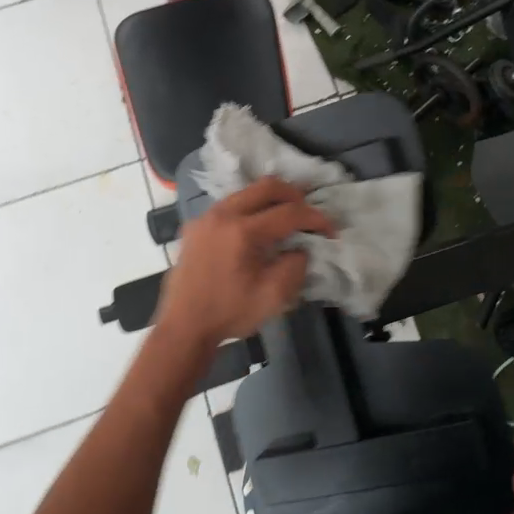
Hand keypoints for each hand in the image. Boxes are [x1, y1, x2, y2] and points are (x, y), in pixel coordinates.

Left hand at [154, 178, 331, 349]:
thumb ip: (295, 266)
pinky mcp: (195, 226)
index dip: (315, 219)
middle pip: (266, 187)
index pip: (288, 213)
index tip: (330, 231)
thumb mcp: (273, 297)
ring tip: (285, 217)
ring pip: (246, 192)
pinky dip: (249, 209)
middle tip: (309, 211)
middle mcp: (222, 214)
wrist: (183, 327)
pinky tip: (256, 229)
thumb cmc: (229, 313)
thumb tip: (299, 248)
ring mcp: (205, 217)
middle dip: (294, 195)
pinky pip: (229, 206)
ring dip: (270, 200)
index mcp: (242, 231)